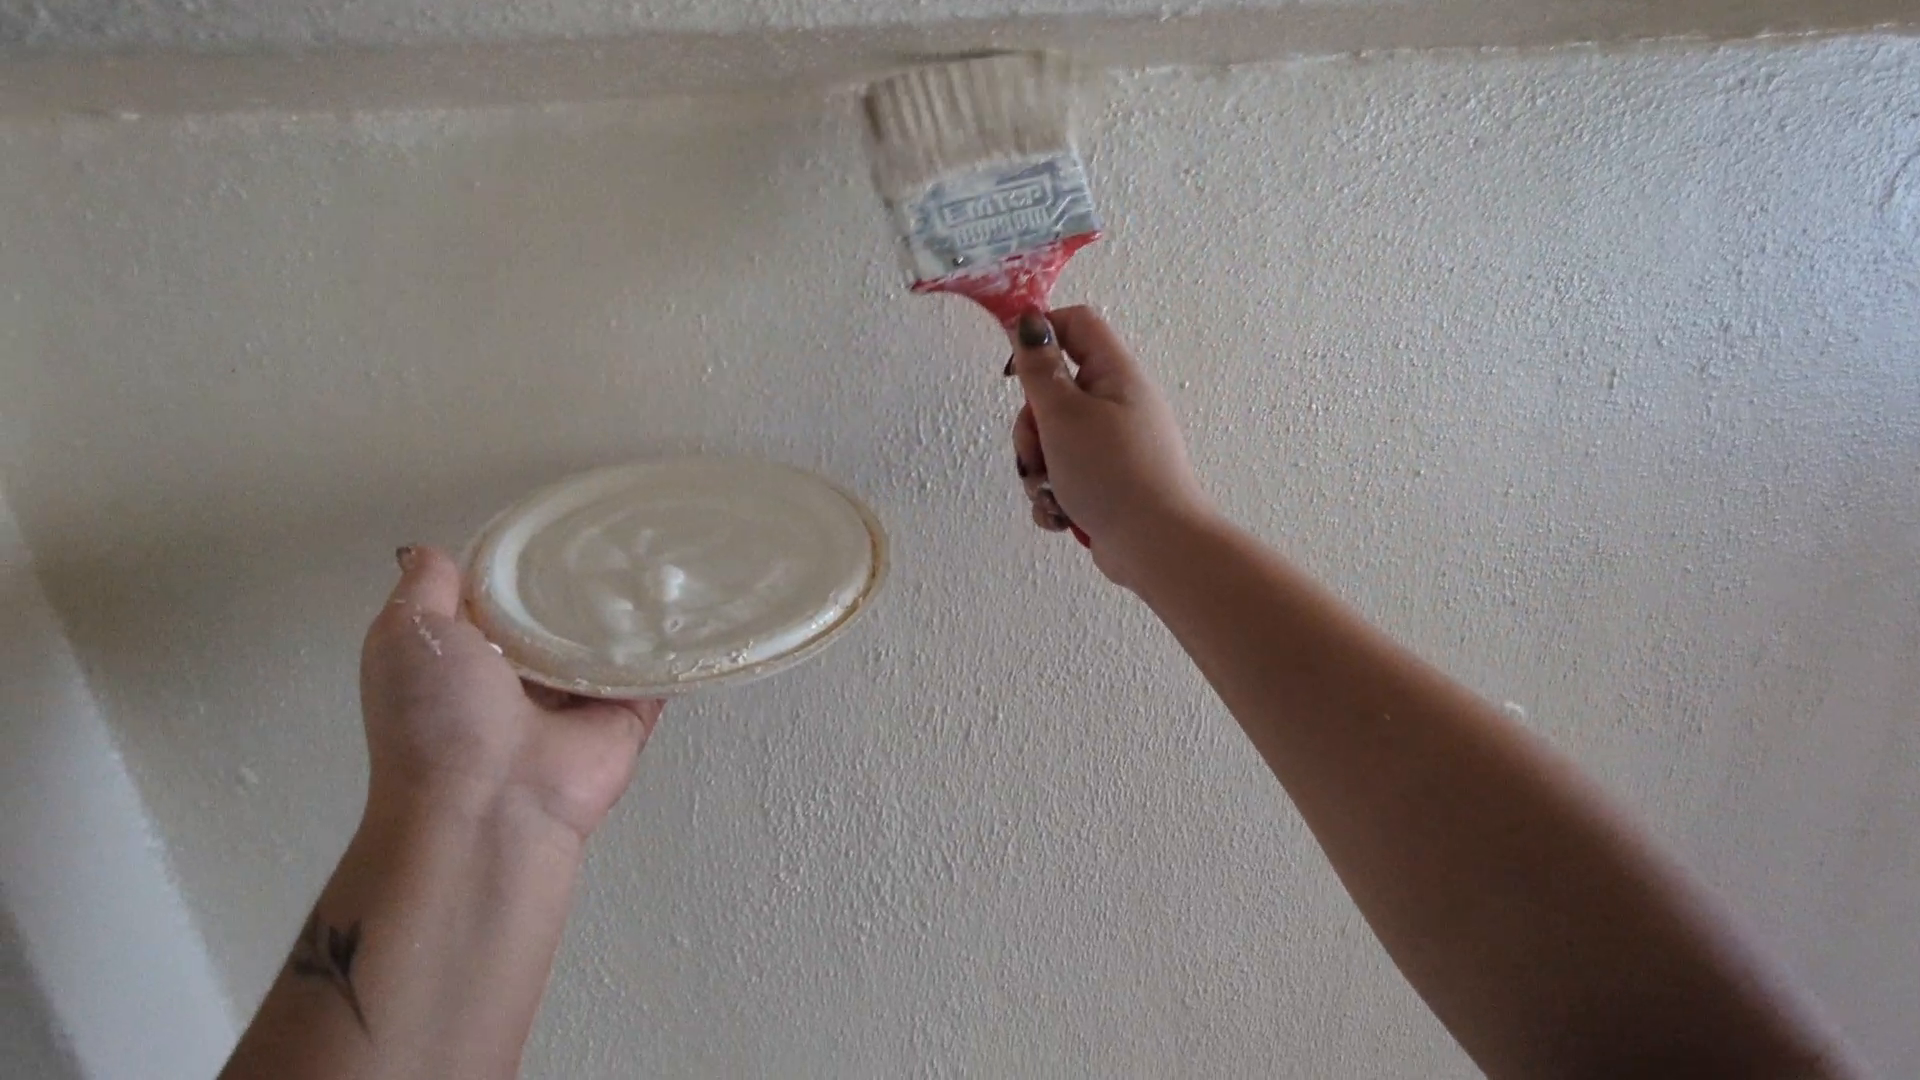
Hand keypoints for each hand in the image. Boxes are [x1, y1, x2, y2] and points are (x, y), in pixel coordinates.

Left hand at [358, 546, 662, 841]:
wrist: (494, 802)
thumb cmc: (439, 718)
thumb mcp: (406, 638)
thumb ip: (423, 591)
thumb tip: (426, 548)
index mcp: (474, 659)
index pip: (505, 600)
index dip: (524, 564)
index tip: (554, 524)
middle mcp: (528, 677)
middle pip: (566, 619)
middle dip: (587, 584)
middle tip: (620, 535)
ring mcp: (583, 698)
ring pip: (614, 643)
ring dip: (635, 612)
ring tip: (664, 557)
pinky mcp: (629, 715)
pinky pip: (654, 674)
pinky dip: (672, 648)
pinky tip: (690, 607)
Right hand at [1007, 306, 1215, 585]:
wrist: (1153, 544)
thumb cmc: (1111, 472)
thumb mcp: (1063, 414)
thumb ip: (1039, 368)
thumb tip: (1028, 321)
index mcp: (1114, 374)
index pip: (1075, 325)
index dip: (1040, 337)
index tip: (1014, 374)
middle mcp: (1116, 405)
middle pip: (1053, 393)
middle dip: (1031, 428)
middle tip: (1038, 452)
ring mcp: (1111, 447)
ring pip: (1052, 442)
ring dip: (1039, 469)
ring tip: (1052, 492)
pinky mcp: (1105, 483)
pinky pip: (1063, 478)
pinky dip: (1054, 497)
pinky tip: (1062, 515)